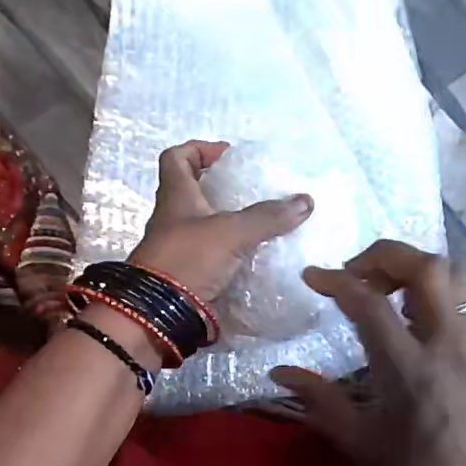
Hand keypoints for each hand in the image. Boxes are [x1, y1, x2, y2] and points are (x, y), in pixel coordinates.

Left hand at [128, 141, 313, 300]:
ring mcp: (176, 252)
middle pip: (192, 195)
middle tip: (252, 196)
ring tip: (258, 230)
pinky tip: (252, 262)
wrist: (160, 316)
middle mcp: (171, 221)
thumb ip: (267, 217)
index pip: (176, 158)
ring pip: (202, 229)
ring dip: (227, 228)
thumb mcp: (231, 232)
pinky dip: (228, 259)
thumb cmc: (188, 260)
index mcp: (175, 198)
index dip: (200, 149)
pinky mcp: (185, 278)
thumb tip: (305, 201)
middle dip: (221, 192)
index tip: (228, 158)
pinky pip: (209, 260)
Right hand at [271, 241, 465, 465]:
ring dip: (412, 265)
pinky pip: (460, 292)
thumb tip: (279, 372)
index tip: (311, 276)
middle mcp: (443, 343)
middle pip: (425, 267)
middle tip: (352, 272)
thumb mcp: (354, 438)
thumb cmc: (407, 465)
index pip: (371, 303)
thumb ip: (317, 399)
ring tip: (380, 283)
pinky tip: (406, 304)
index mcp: (407, 368)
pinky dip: (431, 283)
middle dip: (384, 255)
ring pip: (449, 272)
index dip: (336, 281)